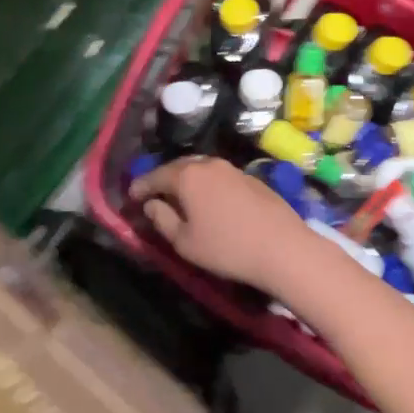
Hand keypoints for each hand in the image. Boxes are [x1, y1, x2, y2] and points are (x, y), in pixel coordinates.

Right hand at [128, 157, 324, 292]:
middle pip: (178, 167)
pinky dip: (208, 185)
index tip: (131, 196)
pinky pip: (219, 177)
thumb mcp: (185, 243)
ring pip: (201, 169)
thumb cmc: (227, 248)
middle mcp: (208, 164)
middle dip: (163, 180)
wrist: (282, 247)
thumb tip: (151, 205)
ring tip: (180, 197)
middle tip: (153, 194)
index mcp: (187, 176)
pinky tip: (210, 201)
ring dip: (187, 181)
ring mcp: (233, 169)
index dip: (140, 186)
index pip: (155, 176)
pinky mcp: (252, 179)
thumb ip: (162, 220)